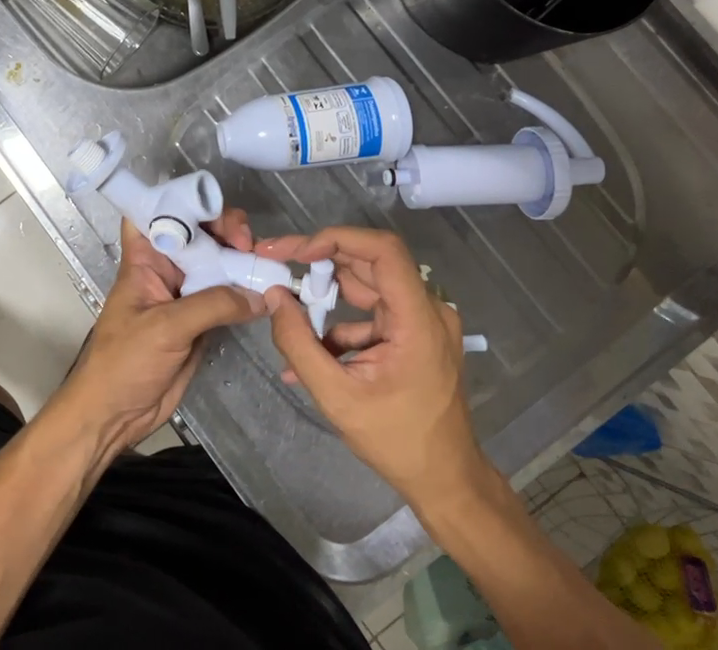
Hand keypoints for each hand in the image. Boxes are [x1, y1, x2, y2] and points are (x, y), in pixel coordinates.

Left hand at [54, 213, 266, 456]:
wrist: (115, 413)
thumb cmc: (125, 362)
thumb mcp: (166, 327)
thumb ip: (213, 305)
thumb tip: (260, 295)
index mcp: (142, 261)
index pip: (155, 213)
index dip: (182, 202)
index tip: (213, 211)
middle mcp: (164, 271)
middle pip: (196, 234)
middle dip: (224, 229)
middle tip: (249, 243)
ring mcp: (184, 295)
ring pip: (215, 263)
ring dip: (241, 259)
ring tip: (266, 264)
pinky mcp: (201, 321)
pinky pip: (226, 296)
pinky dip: (246, 290)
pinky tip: (267, 290)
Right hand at [258, 227, 486, 502]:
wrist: (444, 479)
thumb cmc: (395, 440)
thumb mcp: (335, 395)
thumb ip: (298, 343)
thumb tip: (273, 296)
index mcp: (418, 320)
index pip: (382, 250)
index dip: (336, 239)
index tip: (295, 252)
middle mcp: (427, 311)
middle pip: (369, 264)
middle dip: (320, 262)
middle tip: (274, 264)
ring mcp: (424, 323)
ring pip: (367, 288)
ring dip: (326, 297)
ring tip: (286, 312)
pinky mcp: (415, 337)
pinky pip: (372, 315)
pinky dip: (339, 326)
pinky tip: (309, 350)